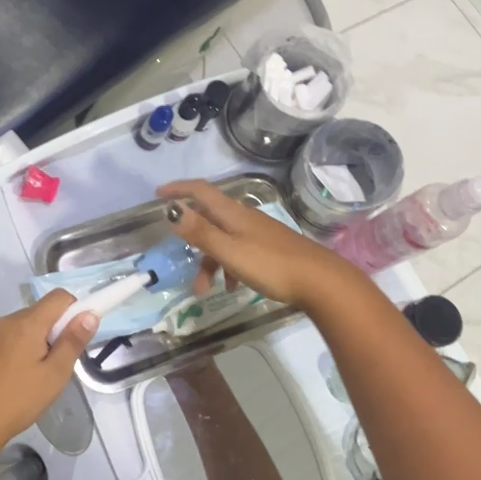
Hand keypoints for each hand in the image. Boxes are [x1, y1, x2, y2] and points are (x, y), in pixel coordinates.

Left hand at [0, 292, 97, 452]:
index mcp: (27, 325)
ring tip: (19, 378)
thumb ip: (72, 342)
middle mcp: (1, 322)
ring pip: (10, 330)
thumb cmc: (18, 402)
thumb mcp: (54, 376)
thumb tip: (89, 314)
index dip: (72, 310)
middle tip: (46, 367)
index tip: (71, 337)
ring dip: (20, 343)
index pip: (58, 297)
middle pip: (33, 315)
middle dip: (45, 333)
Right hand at [159, 178, 360, 308]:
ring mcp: (260, 233)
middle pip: (210, 219)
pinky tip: (235, 288)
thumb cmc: (271, 265)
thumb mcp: (229, 251)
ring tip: (206, 290)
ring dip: (210, 262)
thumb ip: (200, 232)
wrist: (321, 281)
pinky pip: (239, 252)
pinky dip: (229, 267)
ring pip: (224, 240)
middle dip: (193, 240)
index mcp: (233, 214)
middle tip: (183, 262)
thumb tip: (171, 209)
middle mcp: (245, 218)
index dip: (179, 189)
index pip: (201, 191)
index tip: (159, 193)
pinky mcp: (271, 249)